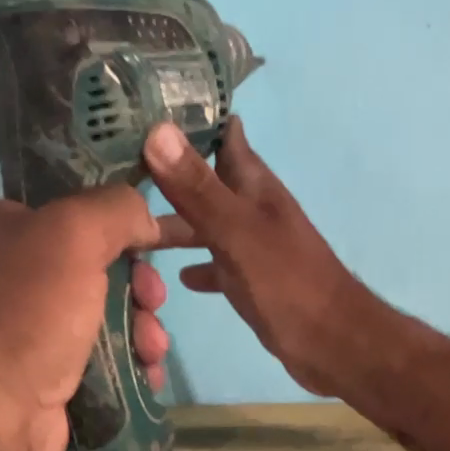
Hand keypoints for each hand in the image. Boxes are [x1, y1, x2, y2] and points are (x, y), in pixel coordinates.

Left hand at [0, 185, 173, 450]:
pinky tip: (147, 373)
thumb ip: (116, 208)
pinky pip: (104, 356)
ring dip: (142, 328)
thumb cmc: (28, 312)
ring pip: (109, 314)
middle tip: (152, 303)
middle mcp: (9, 274)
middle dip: (139, 287)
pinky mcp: (48, 373)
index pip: (73, 210)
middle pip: (100, 266)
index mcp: (0, 228)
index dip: (120, 225)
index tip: (152, 244)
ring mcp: (28, 328)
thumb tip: (146, 217)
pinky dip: (131, 362)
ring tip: (151, 350)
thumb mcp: (74, 234)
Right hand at [142, 117, 374, 396]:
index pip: (223, 134)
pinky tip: (176, 276)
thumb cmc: (288, 284)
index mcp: (255, 187)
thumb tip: (157, 129)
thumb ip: (198, 187)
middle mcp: (254, 209)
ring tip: (128, 223)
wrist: (334, 344)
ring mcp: (254, 246)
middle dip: (169, 172)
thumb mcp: (237, 232)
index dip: (188, 116)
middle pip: (207, 180)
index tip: (141, 106)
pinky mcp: (252, 281)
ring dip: (175, 222)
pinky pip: (217, 264)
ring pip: (207, 223)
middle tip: (115, 169)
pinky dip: (198, 264)